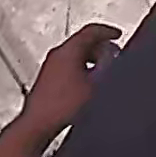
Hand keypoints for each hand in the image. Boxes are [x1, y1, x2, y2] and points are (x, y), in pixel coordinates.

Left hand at [15, 22, 121, 140]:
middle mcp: (57, 54)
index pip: (90, 31)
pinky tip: (88, 84)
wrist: (38, 126)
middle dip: (100, 47)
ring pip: (75, 54)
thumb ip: (107, 67)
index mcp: (68, 50)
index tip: (116, 34)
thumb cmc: (62, 106)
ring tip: (103, 70)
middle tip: (113, 53)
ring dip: (91, 59)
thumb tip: (111, 58)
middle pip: (82, 42)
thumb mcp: (95, 84)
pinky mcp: (47, 80)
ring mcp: (50, 67)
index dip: (107, 31)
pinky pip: (68, 66)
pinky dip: (81, 68)